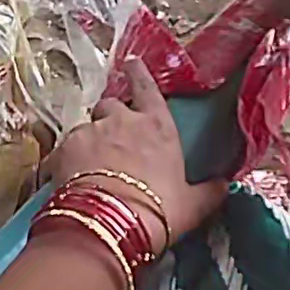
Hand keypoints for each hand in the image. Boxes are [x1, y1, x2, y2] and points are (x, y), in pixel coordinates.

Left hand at [46, 59, 227, 252]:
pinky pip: (65, 147)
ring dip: (89, 139)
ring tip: (89, 164)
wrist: (110, 226)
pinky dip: (68, 158)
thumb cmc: (159, 211)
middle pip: (111, 104)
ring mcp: (90, 132)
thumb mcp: (193, 205)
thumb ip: (209, 192)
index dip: (138, 74)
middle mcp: (123, 120)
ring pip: (86, 126)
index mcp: (157, 126)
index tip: (130, 63)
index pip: (147, 87)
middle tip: (112, 136)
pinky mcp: (64, 149)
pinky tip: (70, 177)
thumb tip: (226, 186)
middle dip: (111, 115)